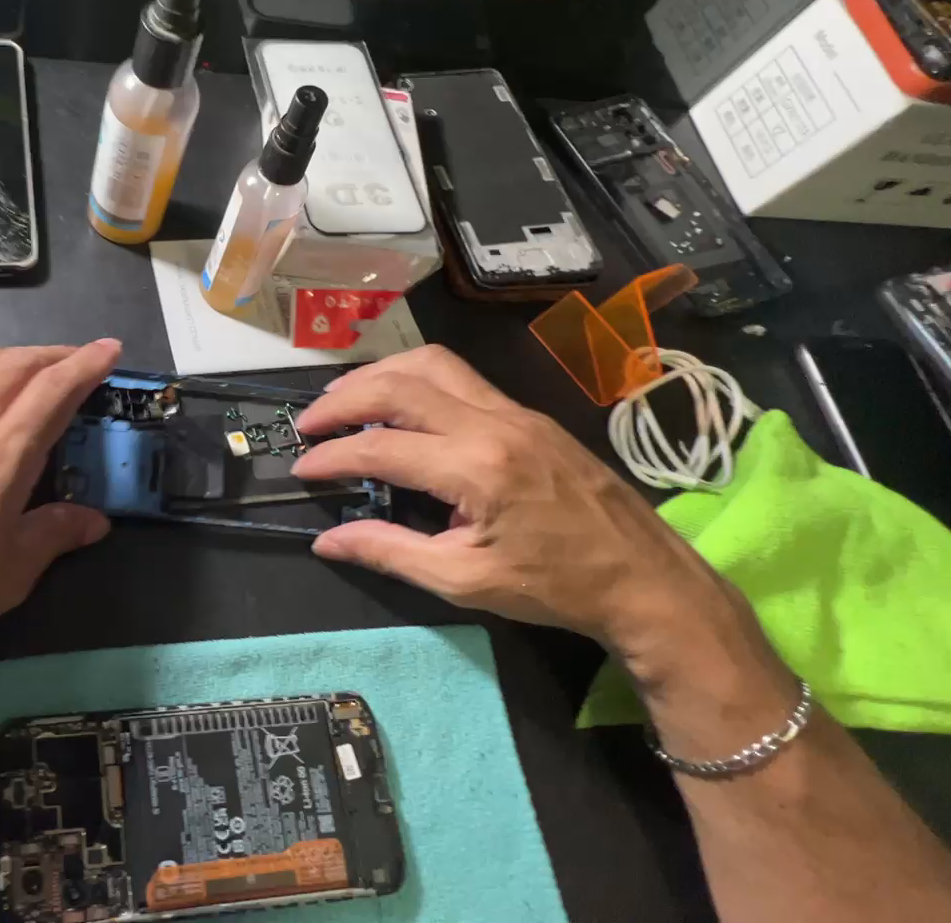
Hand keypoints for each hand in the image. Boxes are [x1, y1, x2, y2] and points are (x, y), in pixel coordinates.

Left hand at [0, 338, 122, 668]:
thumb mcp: (7, 576)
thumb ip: (52, 536)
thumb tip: (93, 521)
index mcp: (1, 457)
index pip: (53, 390)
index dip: (87, 363)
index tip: (108, 347)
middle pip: (16, 363)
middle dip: (55, 354)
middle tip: (77, 362)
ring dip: (3, 354)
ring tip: (16, 375)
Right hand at [289, 346, 736, 663]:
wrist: (648, 580)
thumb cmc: (554, 587)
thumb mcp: (463, 580)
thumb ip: (388, 551)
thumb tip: (326, 541)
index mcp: (477, 468)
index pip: (381, 446)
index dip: (332, 455)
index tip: (302, 469)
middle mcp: (493, 423)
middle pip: (400, 384)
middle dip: (343, 399)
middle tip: (309, 423)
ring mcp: (514, 411)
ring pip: (431, 363)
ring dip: (379, 375)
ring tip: (345, 400)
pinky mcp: (526, 413)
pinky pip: (457, 376)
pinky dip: (412, 380)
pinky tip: (397, 405)